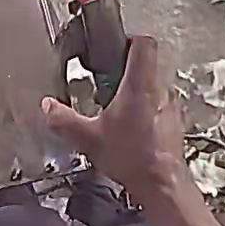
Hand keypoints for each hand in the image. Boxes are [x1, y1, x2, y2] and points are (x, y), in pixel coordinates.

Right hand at [42, 37, 192, 204]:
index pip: (144, 44)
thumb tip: (48, 107)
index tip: (116, 46)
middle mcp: (160, 91)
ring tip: (118, 108)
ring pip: (155, 85)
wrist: (163, 185)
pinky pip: (161, 105)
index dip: (130, 40)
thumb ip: (64, 120)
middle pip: (148, 64)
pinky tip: (132, 128)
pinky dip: (147, 109)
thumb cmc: (133, 159)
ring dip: (138, 91)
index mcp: (139, 86)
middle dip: (127, 69)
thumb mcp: (89, 139)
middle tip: (109, 82)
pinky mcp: (175, 122)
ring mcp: (171, 106)